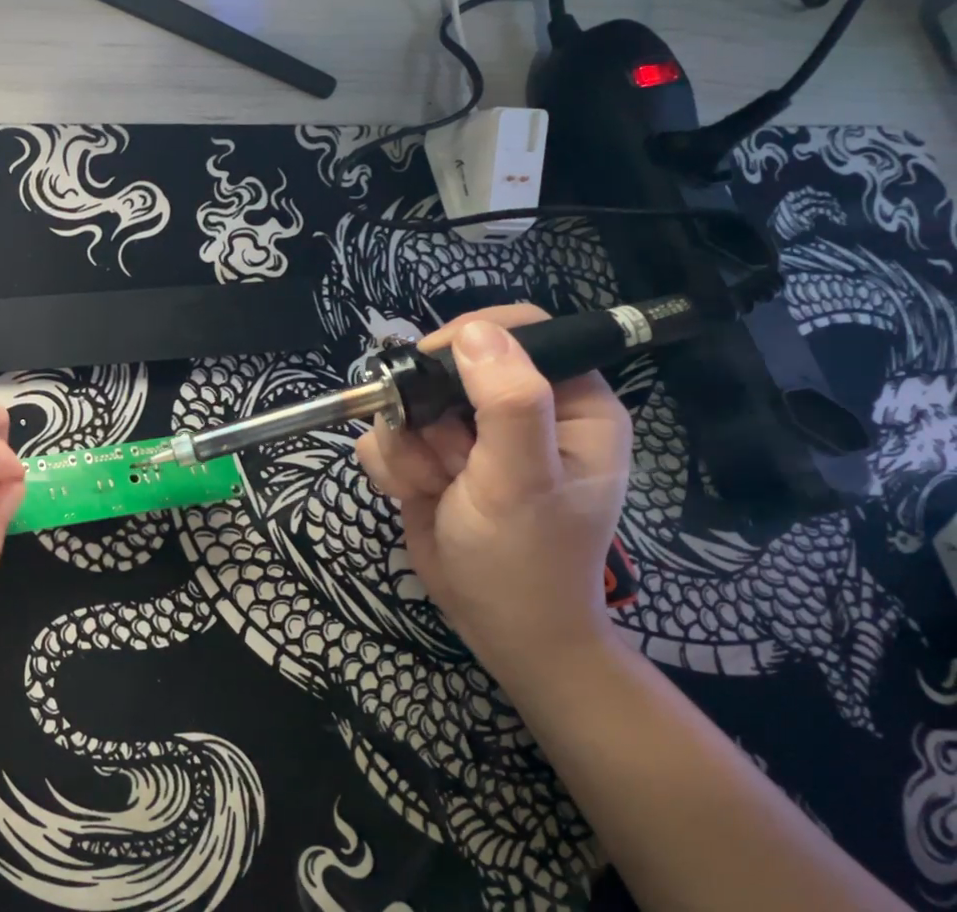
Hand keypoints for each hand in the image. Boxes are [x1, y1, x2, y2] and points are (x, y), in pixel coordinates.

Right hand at [355, 305, 632, 680]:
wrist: (497, 626)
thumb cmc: (527, 557)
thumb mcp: (523, 479)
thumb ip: (508, 402)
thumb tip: (474, 331)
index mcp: (571, 403)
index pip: (523, 332)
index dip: (471, 341)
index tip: (431, 370)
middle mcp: (519, 411)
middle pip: (447, 366)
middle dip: (428, 410)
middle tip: (447, 457)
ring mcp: (469, 436)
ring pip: (407, 403)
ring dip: (407, 447)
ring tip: (436, 487)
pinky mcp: (430, 459)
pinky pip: (386, 437)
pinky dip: (391, 467)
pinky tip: (416, 496)